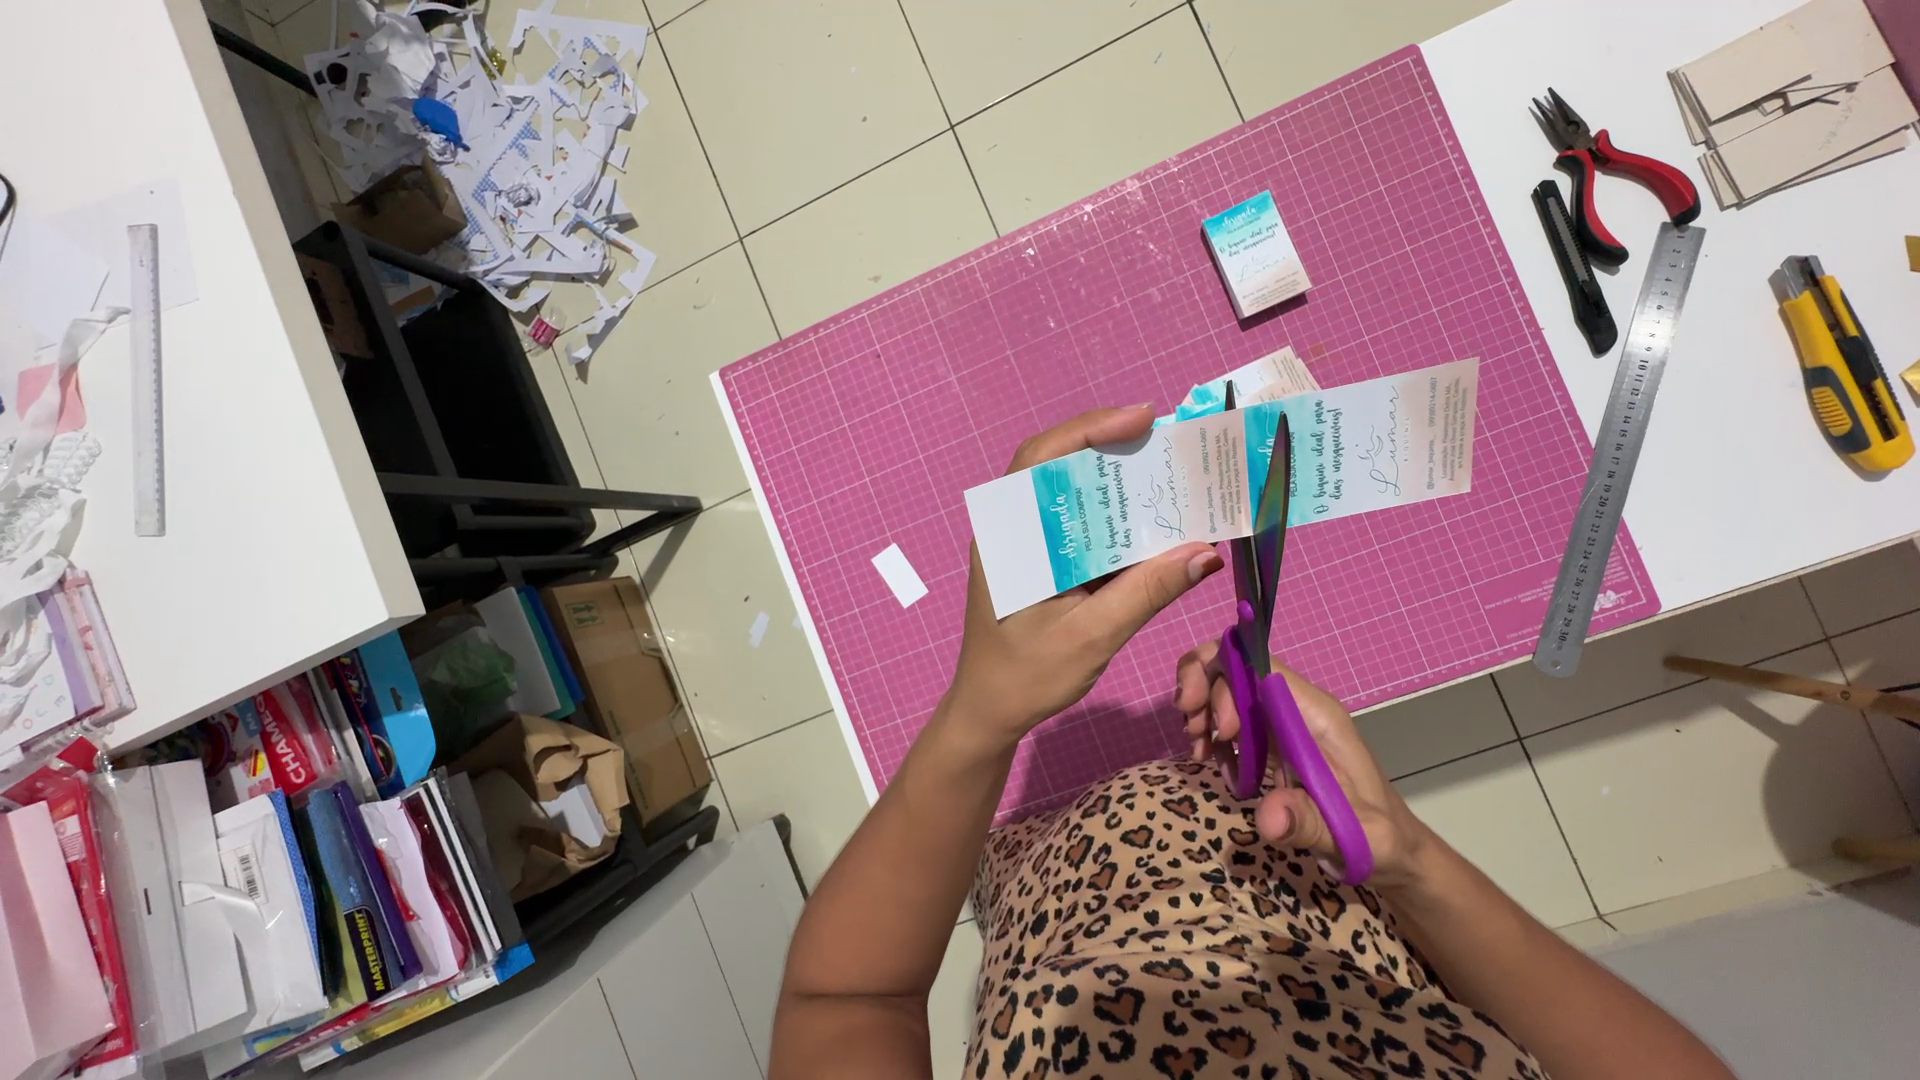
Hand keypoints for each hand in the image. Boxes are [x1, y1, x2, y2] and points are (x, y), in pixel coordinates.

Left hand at [944, 406, 1225, 749]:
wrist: (990, 712)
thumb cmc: (1026, 676)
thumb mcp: (1091, 636)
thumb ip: (1145, 592)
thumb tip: (1205, 552)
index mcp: (1008, 536)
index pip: (1040, 457)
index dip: (1090, 428)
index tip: (1143, 418)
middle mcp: (1014, 530)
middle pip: (1062, 468)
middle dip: (1116, 451)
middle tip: (1172, 447)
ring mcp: (1028, 546)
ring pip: (1076, 498)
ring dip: (1121, 488)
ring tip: (1174, 480)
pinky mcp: (1045, 565)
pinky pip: (1083, 530)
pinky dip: (1118, 525)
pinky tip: (1155, 528)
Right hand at [1177, 643, 1437, 890]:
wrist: (1392, 848)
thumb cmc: (1380, 838)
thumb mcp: (1354, 837)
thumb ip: (1310, 823)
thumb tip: (1266, 818)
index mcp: (1316, 714)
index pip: (1261, 666)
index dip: (1226, 682)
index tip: (1215, 727)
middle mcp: (1295, 706)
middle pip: (1235, 664)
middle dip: (1202, 686)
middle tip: (1194, 730)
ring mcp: (1280, 720)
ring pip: (1226, 684)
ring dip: (1201, 707)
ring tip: (1200, 748)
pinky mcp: (1269, 737)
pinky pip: (1228, 715)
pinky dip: (1210, 731)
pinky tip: (1214, 762)